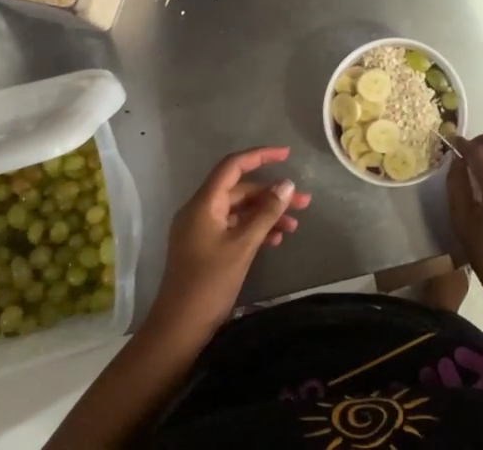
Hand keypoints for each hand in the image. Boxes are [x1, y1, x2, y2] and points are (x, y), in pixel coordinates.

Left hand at [155, 146, 312, 328]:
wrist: (179, 328)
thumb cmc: (209, 283)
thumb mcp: (243, 246)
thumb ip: (266, 213)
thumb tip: (287, 184)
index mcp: (203, 204)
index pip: (233, 166)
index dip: (260, 156)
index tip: (287, 155)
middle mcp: (199, 210)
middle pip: (239, 190)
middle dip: (271, 194)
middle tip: (303, 203)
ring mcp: (200, 230)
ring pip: (239, 211)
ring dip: (266, 215)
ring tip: (294, 226)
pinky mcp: (205, 247)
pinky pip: (233, 228)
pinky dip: (254, 230)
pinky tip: (275, 240)